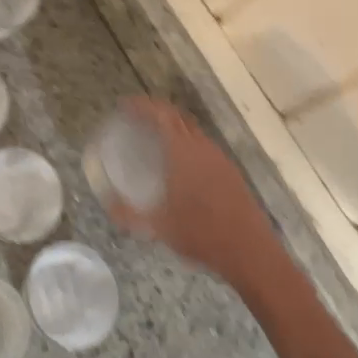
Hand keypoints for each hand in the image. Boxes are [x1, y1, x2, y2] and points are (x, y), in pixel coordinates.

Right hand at [104, 97, 281, 282]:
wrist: (249, 252)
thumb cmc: (201, 235)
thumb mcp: (158, 227)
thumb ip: (128, 214)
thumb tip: (108, 203)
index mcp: (183, 153)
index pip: (162, 115)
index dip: (142, 106)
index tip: (124, 106)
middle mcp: (203, 148)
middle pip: (178, 118)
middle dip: (156, 113)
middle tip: (136, 120)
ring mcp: (220, 159)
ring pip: (193, 132)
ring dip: (174, 128)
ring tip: (155, 140)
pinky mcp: (231, 172)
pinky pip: (204, 147)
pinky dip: (188, 144)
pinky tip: (181, 165)